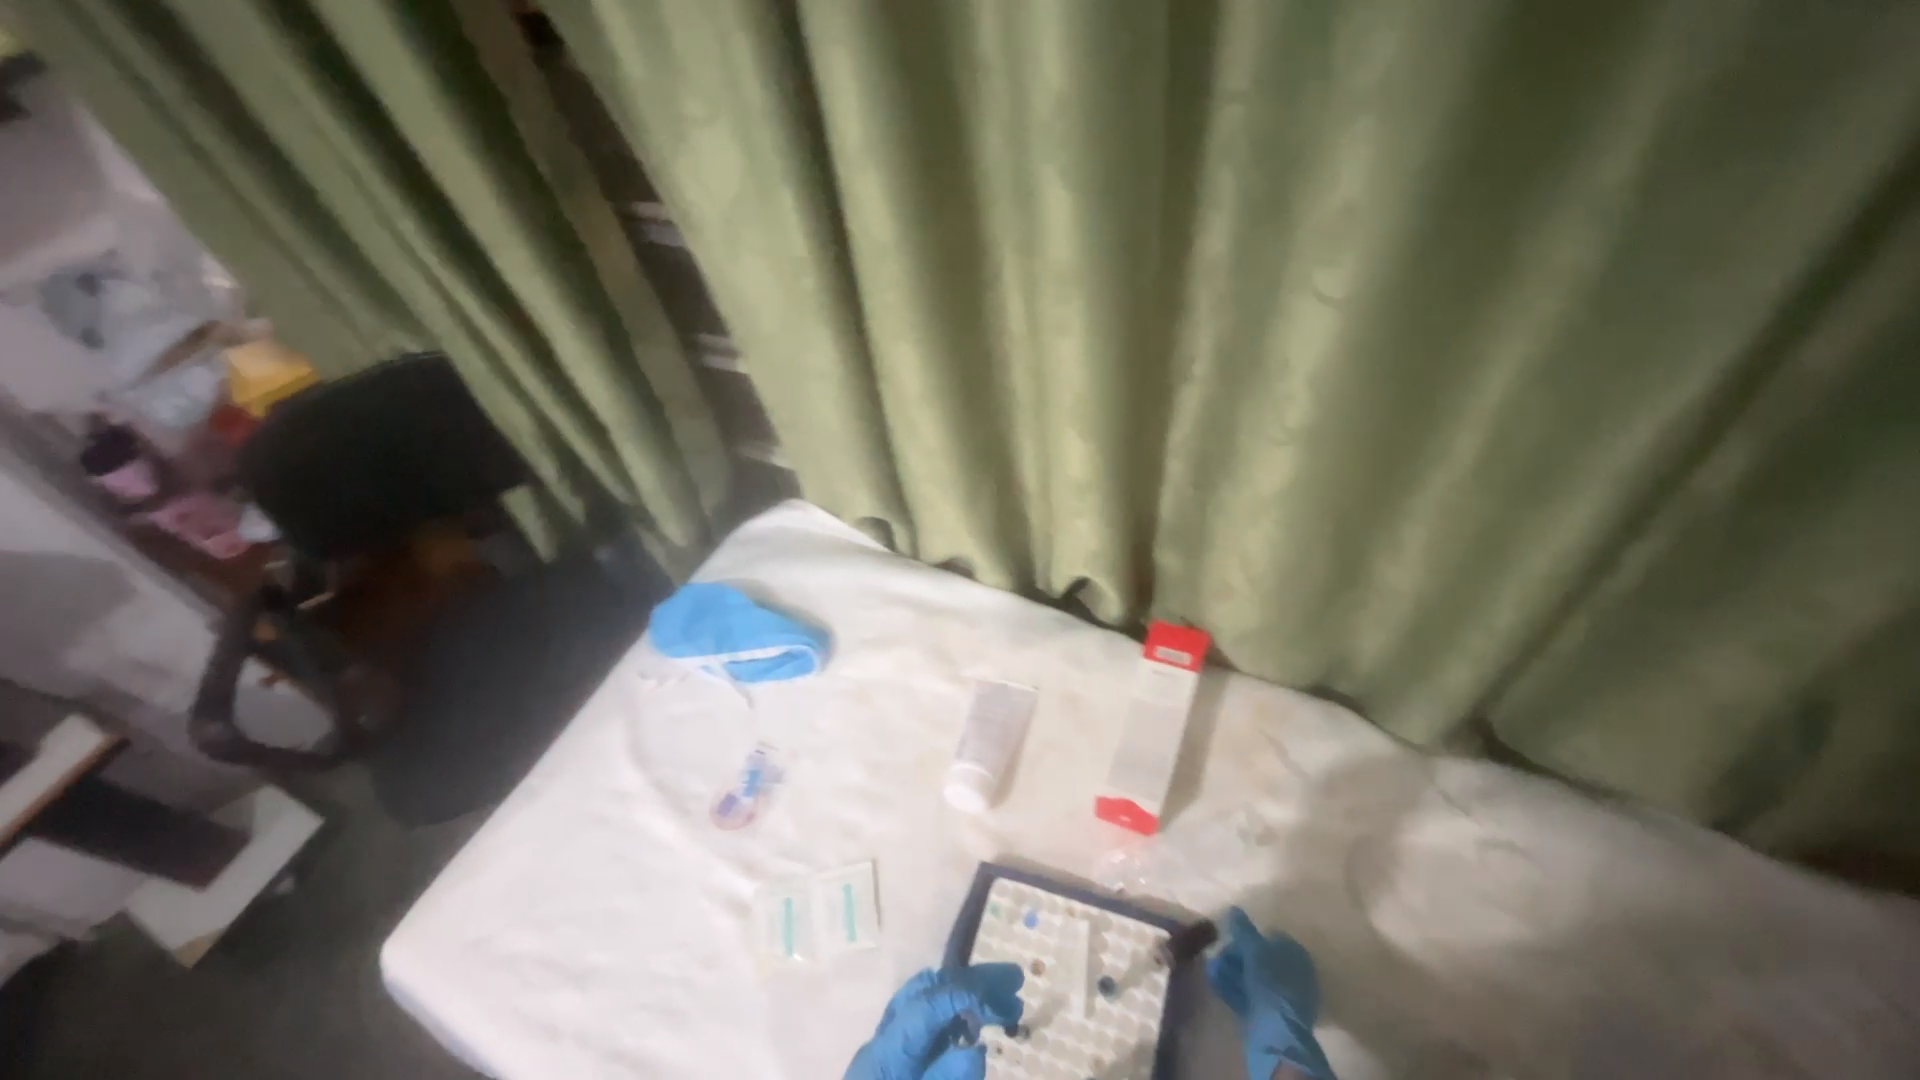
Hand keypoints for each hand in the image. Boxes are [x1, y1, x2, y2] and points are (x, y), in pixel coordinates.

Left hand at [846, 963, 1024, 1079]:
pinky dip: (953, 1011)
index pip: (926, 1006)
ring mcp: (884, 1047)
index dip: (966, 994)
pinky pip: (922, 1019)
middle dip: (972, 982)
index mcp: (886, 1055)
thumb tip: (976, 1047)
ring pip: (924, 997)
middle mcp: (882, 1040)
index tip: (1005, 1003)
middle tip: (1015, 984)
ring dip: (965, 992)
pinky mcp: (891, 1059)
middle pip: (926, 990)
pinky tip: (976, 1024)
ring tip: (1004, 1003)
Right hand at [1206, 907, 1335, 1079]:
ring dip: (1231, 970)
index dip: (1248, 936)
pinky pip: (1250, 994)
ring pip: (1253, 977)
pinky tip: (1217, 982)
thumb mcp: (1254, 950)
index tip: (1229, 937)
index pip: (1270, 936)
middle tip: (1218, 955)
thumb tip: (1233, 909)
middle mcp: (1294, 973)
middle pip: (1259, 957)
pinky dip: (1234, 987)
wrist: (1276, 1032)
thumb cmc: (1269, 983)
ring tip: (1213, 968)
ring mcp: (1283, 996)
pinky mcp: (1271, 1015)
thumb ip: (1244, 929)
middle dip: (1236, 955)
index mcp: (1296, 954)